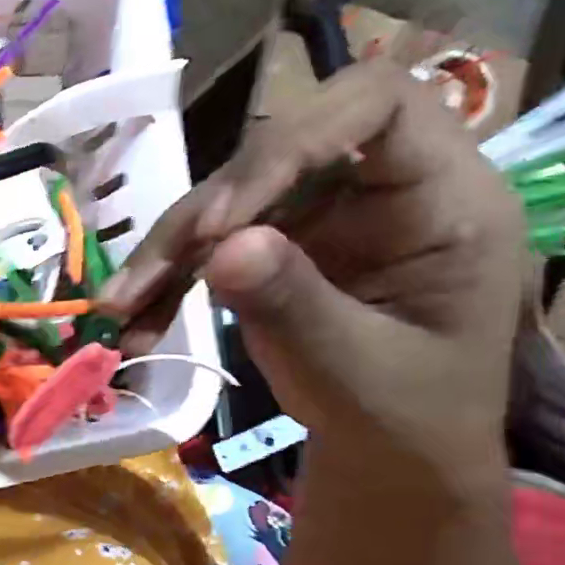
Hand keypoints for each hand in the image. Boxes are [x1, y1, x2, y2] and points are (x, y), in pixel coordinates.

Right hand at [101, 60, 523, 459]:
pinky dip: (171, 280)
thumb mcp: (356, 373)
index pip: (377, 106)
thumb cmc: (405, 420)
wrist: (391, 458)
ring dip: (169, 250)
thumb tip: (220, 246)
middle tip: (146, 278)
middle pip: (278, 150)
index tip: (223, 223)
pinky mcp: (283, 242)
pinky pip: (214, 240)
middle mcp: (379, 188)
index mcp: (444, 199)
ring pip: (231, 195)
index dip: (292, 142)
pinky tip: (135, 323)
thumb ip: (296, 306)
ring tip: (119, 308)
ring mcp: (326, 213)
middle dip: (205, 211)